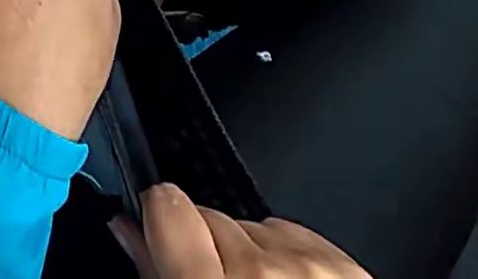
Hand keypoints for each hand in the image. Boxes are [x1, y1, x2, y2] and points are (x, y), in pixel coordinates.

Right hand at [112, 185, 372, 278]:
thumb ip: (156, 278)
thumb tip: (129, 229)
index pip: (168, 206)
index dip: (158, 220)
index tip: (160, 238)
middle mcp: (265, 276)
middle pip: (208, 216)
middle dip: (208, 252)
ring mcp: (312, 270)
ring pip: (248, 226)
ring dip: (248, 260)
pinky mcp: (349, 267)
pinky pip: (290, 235)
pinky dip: (284, 264)